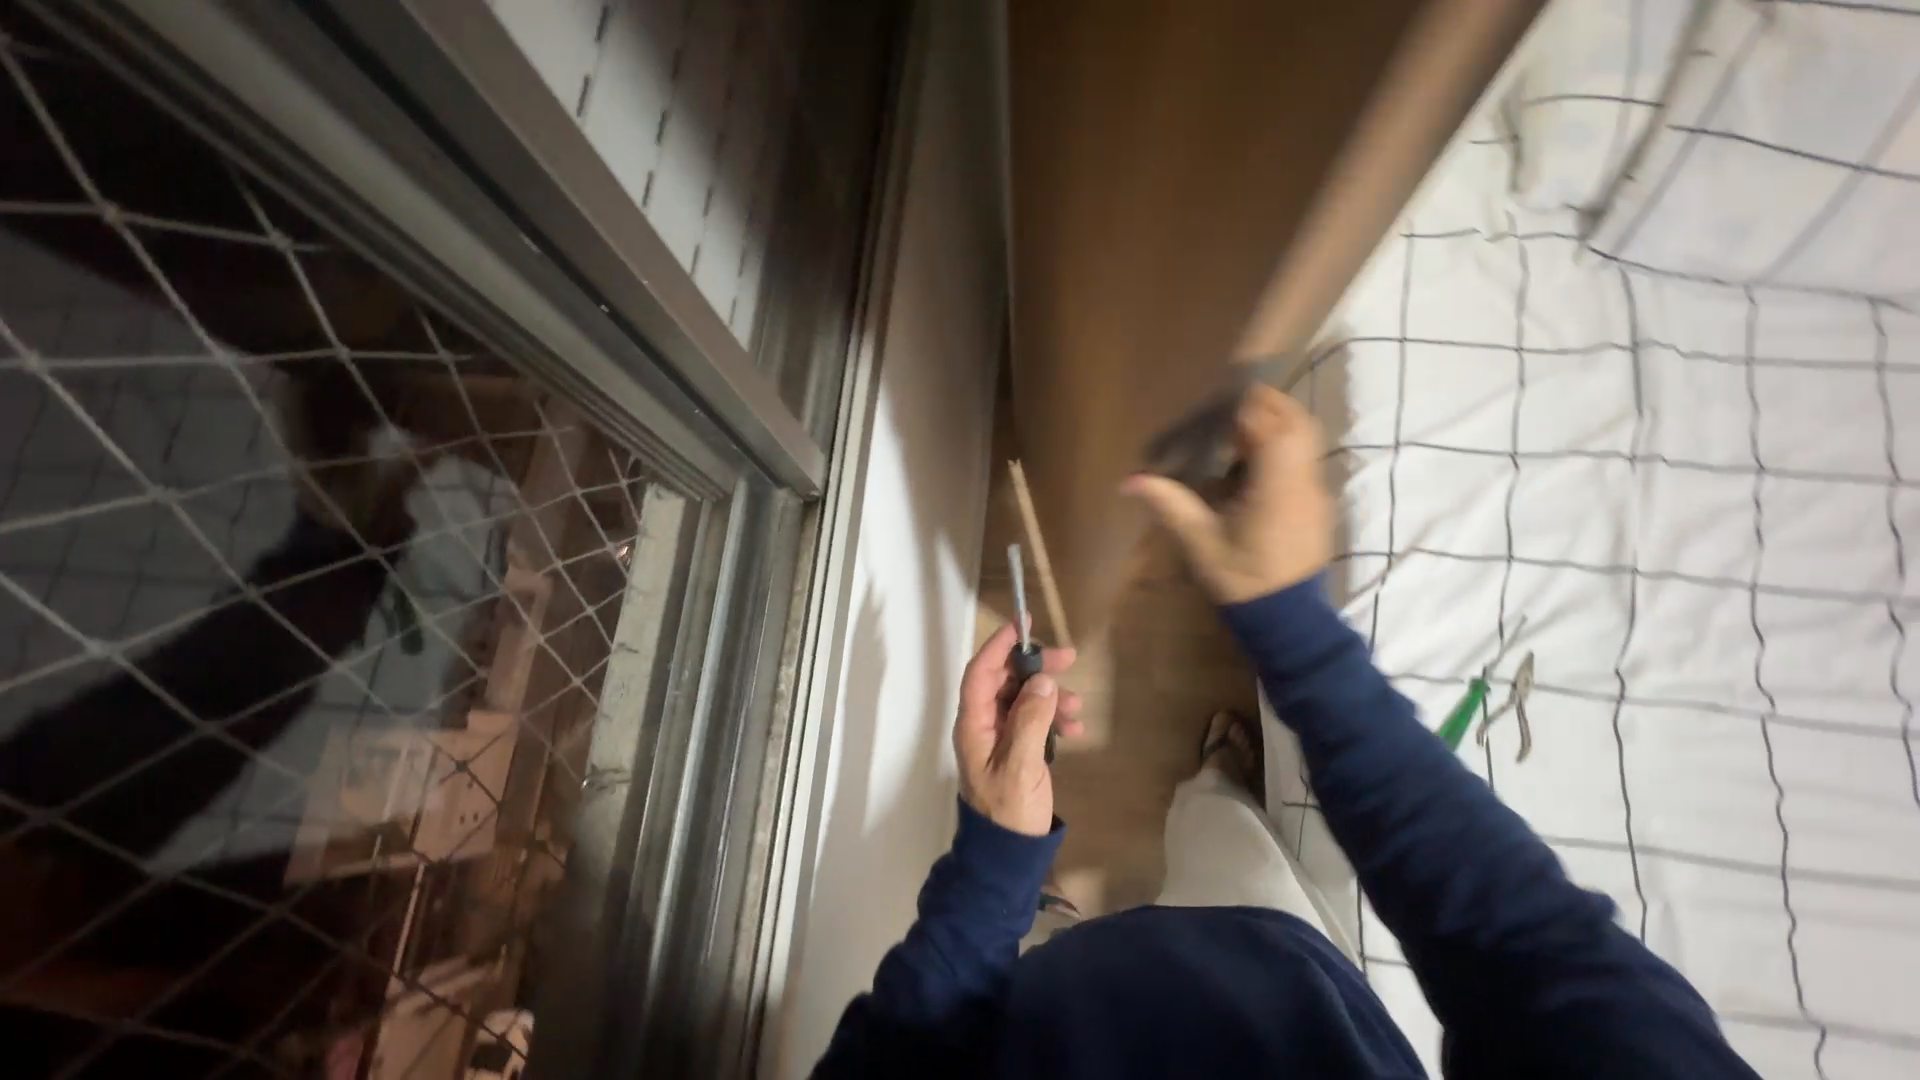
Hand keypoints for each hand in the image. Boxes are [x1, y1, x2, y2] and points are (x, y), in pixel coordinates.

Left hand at [954, 624, 1082, 836]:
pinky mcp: (1017, 749)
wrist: (1007, 855)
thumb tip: (1043, 681)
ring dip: (1051, 695)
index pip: (981, 673)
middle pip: (1006, 680)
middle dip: (1036, 667)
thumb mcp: (1021, 767)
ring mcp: (1000, 737)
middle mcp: (983, 725)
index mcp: (973, 725)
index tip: (1022, 624)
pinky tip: (1075, 729)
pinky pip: (1034, 720)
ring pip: (1024, 698)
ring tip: (1078, 706)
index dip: (998, 646)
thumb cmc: (1009, 812)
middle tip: (1069, 658)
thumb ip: (1030, 721)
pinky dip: (1055, 719)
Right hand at [1122, 383, 1332, 603]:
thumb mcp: (1200, 543)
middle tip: (1228, 407)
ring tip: (1237, 432)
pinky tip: (1252, 466)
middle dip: (1266, 406)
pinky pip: (1304, 460)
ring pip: (1306, 439)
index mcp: (1277, 485)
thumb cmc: (1242, 579)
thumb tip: (1129, 482)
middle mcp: (1304, 480)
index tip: (1216, 403)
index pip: (1270, 425)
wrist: (1288, 619)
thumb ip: (1170, 504)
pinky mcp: (1317, 504)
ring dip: (1276, 426)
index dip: (1246, 407)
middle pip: (1297, 422)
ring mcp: (1316, 491)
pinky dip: (1282, 449)